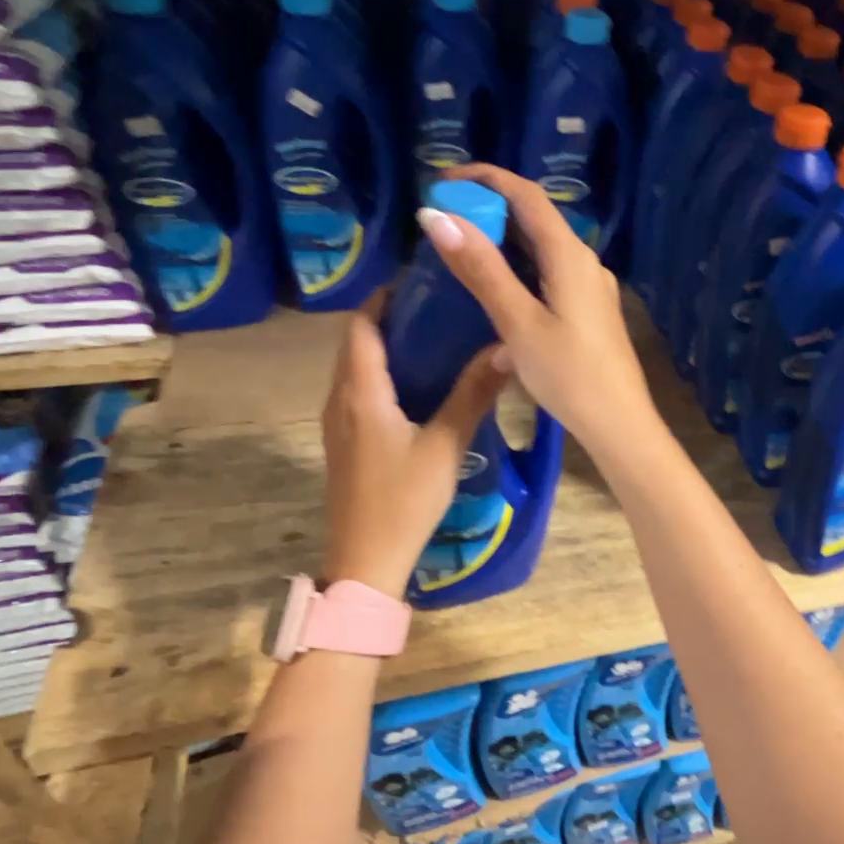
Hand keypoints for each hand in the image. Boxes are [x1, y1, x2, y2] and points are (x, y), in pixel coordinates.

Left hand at [320, 295, 509, 595]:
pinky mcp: (346, 444)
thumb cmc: (404, 501)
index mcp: (361, 393)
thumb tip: (505, 346)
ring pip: (356, 369)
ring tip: (434, 339)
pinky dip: (383, 375)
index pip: (361, 326)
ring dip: (385, 348)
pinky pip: (359, 393)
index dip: (384, 298)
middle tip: (438, 308)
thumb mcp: (445, 446)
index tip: (420, 283)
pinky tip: (420, 387)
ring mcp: (339, 425)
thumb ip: (473, 394)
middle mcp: (341, 401)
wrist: (366, 560)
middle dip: (389, 319)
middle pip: (356, 344)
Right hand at [420, 164, 662, 462]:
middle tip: (441, 219)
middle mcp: (585, 261)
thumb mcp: (518, 323)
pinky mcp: (589, 310)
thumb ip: (481, 269)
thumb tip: (437, 218)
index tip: (442, 183)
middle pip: (535, 219)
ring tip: (458, 247)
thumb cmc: (569, 375)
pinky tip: (494, 287)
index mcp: (570, 256)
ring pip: (542, 248)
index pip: (527, 196)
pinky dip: (518, 268)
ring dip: (502, 241)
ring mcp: (590, 286)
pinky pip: (549, 273)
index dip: (485, 179)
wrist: (619, 423)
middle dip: (489, 209)